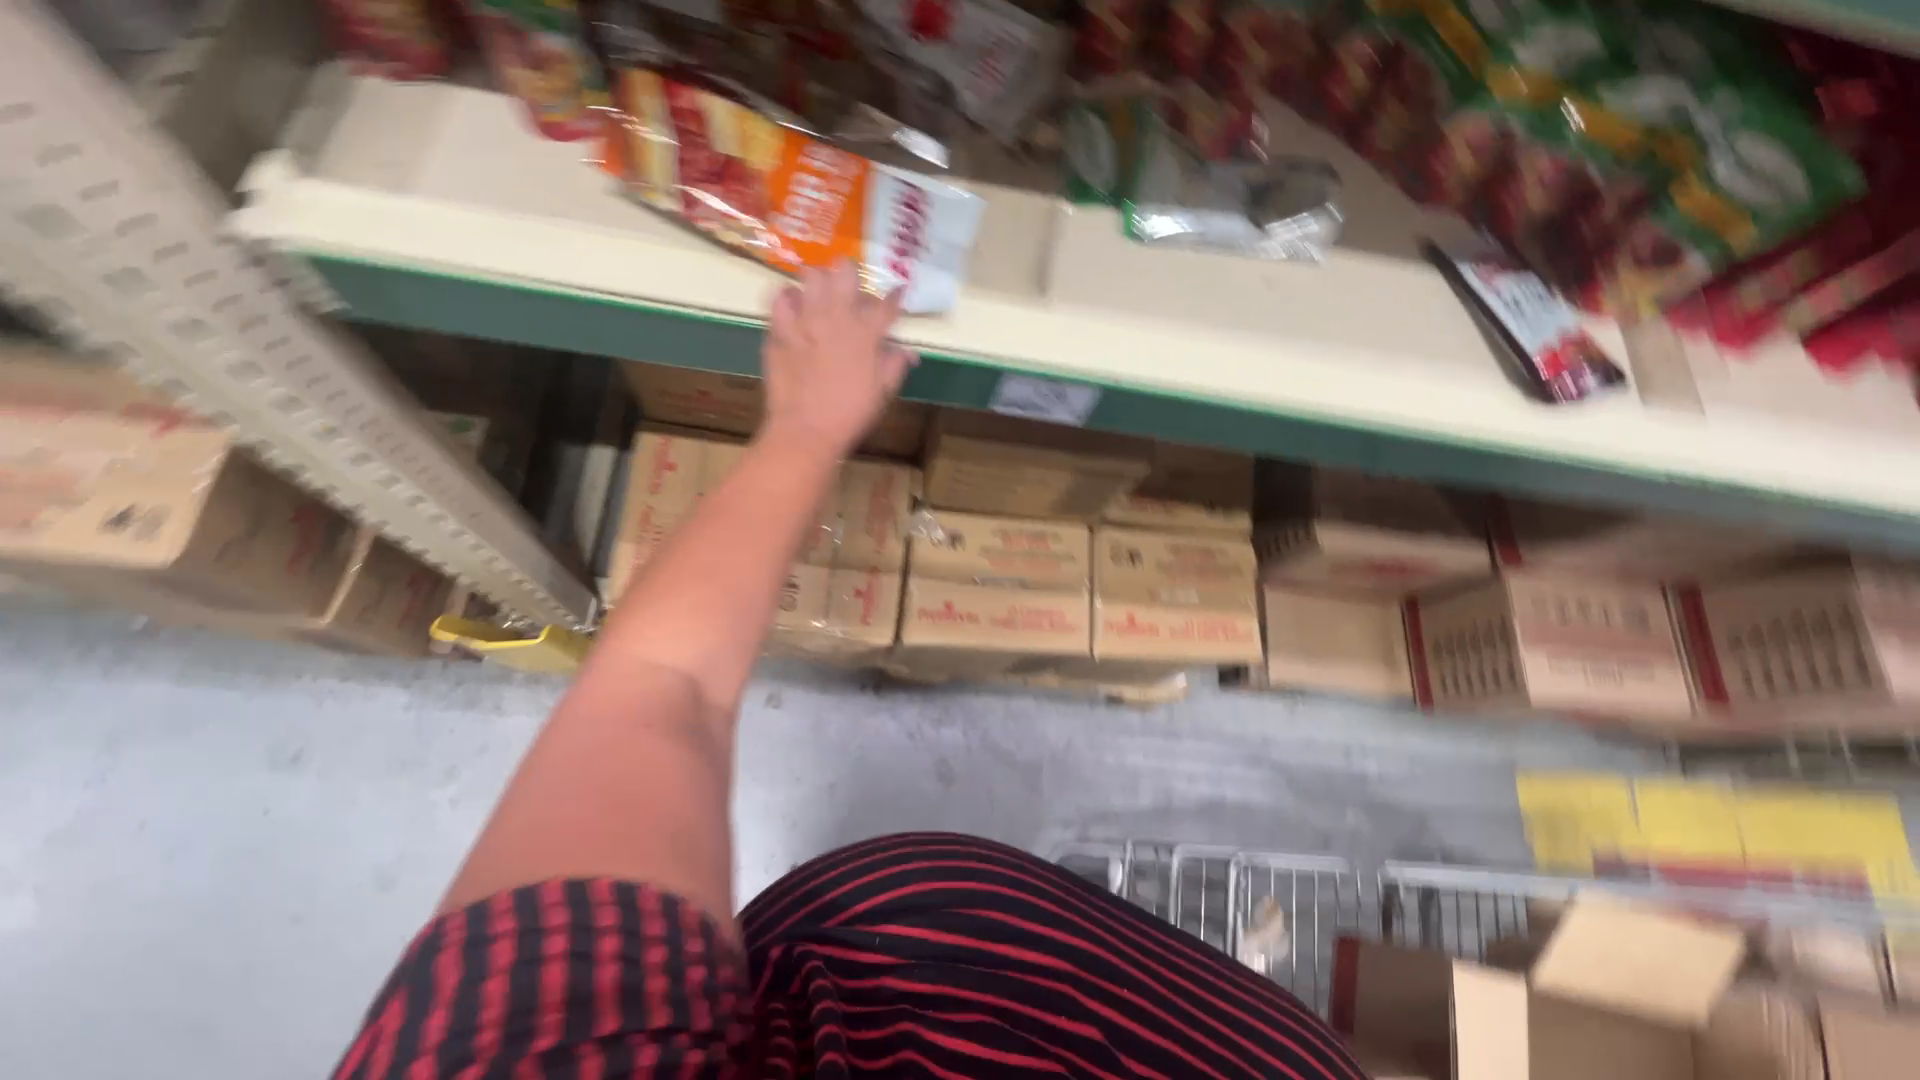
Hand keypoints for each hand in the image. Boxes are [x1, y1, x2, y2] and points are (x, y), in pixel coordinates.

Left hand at [759, 261, 914, 458]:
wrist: (806, 430)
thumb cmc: (850, 414)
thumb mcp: (883, 391)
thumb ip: (895, 365)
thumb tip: (909, 351)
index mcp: (865, 332)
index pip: (886, 304)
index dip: (895, 296)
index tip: (898, 293)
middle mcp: (835, 317)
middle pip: (844, 271)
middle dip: (849, 275)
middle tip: (848, 289)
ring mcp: (804, 320)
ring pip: (810, 276)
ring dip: (817, 282)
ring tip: (818, 295)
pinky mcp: (779, 330)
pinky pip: (780, 300)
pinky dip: (787, 300)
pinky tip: (792, 310)